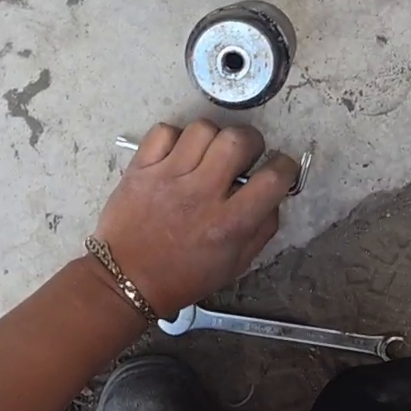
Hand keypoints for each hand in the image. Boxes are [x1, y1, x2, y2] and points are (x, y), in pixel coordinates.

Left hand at [88, 120, 299, 315]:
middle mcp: (202, 194)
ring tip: (208, 154)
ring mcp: (168, 177)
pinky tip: (178, 155)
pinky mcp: (141, 168)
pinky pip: (165, 131)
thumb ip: (263, 228)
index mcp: (230, 223)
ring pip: (203, 129)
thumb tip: (275, 194)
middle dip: (251, 141)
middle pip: (238, 140)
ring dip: (213, 137)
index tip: (279, 168)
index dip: (285, 167)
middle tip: (243, 156)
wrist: (126, 280)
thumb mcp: (237, 264)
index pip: (273, 178)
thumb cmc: (184, 276)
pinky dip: (176, 138)